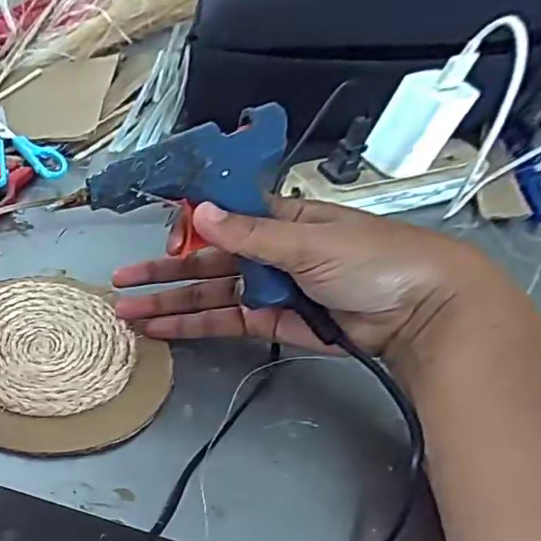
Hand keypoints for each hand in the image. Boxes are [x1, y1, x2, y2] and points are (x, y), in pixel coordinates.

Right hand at [110, 199, 532, 365]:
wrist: (419, 313)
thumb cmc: (376, 261)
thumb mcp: (312, 241)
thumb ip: (251, 234)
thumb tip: (202, 212)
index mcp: (283, 220)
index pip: (224, 220)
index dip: (190, 228)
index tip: (162, 239)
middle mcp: (268, 252)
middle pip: (205, 261)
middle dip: (162, 272)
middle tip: (121, 281)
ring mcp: (265, 289)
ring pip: (206, 294)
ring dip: (166, 302)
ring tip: (127, 312)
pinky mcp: (266, 323)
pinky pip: (220, 321)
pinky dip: (190, 324)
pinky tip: (160, 328)